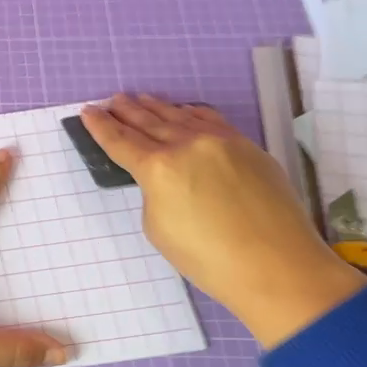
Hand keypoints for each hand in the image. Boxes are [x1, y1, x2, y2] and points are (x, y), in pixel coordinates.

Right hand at [80, 94, 366, 348]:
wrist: (278, 267)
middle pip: (147, 121)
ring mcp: (221, 141)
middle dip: (125, 110)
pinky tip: (182, 111)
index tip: (88, 111)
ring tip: (139, 99)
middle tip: (111, 101)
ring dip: (155, 107)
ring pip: (179, 116)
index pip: (120, 140)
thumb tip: (165, 177)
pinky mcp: (248, 146)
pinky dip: (190, 113)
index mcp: (158, 168)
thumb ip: (153, 192)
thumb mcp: (159, 228)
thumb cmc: (208, 259)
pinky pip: (210, 120)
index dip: (100, 126)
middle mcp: (187, 145)